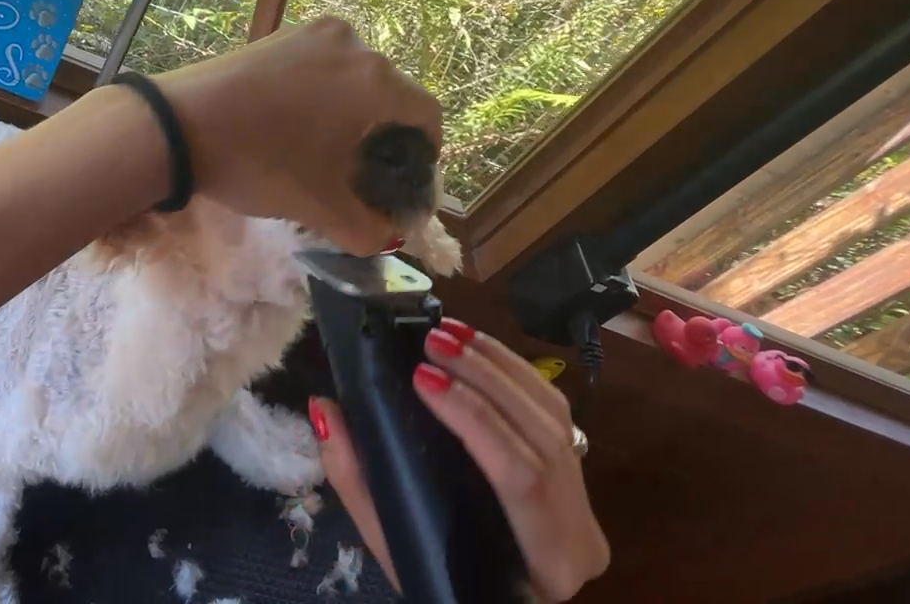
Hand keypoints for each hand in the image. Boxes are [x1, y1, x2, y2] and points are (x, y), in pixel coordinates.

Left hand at [151, 16, 441, 254]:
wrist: (177, 125)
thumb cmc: (259, 162)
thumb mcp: (318, 206)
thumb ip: (368, 229)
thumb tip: (388, 237)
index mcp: (375, 80)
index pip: (427, 115)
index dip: (424, 156)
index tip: (403, 184)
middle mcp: (353, 44)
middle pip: (390, 95)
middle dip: (384, 138)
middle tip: (361, 176)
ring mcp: (312, 33)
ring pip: (354, 79)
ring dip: (351, 115)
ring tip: (324, 151)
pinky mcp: (278, 33)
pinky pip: (320, 66)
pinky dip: (322, 95)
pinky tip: (294, 124)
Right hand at [310, 320, 608, 600]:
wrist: (497, 597)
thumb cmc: (444, 578)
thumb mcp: (394, 542)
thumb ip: (355, 478)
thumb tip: (324, 407)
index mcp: (545, 562)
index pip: (520, 478)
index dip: (475, 419)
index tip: (422, 376)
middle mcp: (580, 532)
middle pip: (542, 434)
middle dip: (485, 377)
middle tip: (431, 341)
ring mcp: (586, 498)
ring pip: (554, 413)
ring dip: (499, 364)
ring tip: (447, 331)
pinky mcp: (577, 467)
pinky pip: (553, 405)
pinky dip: (513, 368)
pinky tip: (477, 343)